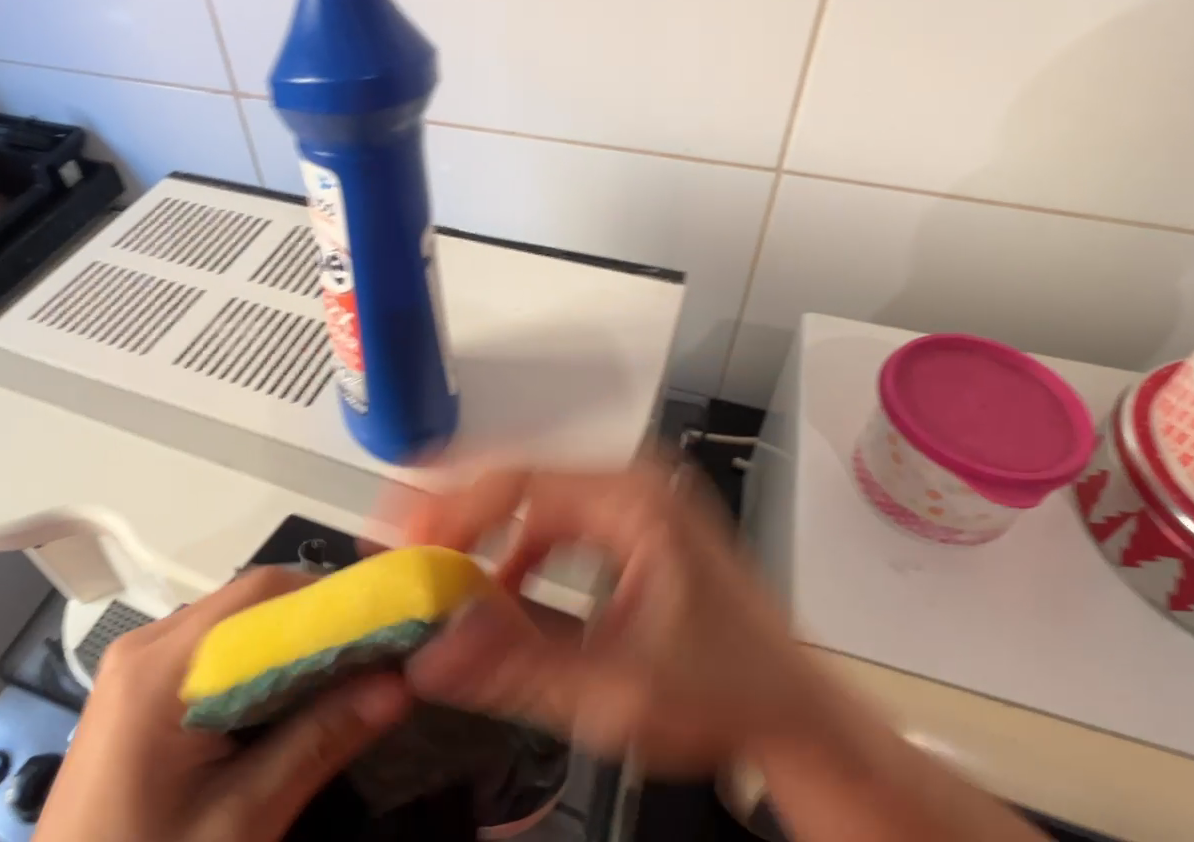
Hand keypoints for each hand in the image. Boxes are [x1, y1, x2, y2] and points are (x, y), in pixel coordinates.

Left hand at [34, 568, 411, 841]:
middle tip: (382, 653)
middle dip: (320, 621)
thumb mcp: (240, 820)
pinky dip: (262, 662)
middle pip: (250, 602)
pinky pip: (214, 652)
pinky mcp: (138, 690)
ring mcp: (136, 665)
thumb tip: (401, 685)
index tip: (393, 625)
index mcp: (161, 667)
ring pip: (237, 624)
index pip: (264, 594)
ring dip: (294, 641)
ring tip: (352, 672)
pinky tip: (296, 696)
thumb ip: (319, 742)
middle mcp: (145, 645)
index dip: (335, 601)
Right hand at [398, 459, 816, 773]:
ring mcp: (636, 503)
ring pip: (531, 500)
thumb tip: (438, 649)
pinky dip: (514, 549)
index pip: (517, 481)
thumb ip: (516, 668)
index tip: (400, 533)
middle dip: (454, 516)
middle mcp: (637, 487)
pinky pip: (554, 521)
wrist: (793, 712)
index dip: (447, 506)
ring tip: (437, 567)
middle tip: (402, 548)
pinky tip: (495, 585)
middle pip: (518, 482)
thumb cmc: (735, 691)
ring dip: (481, 533)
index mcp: (637, 502)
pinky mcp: (631, 527)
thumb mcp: (615, 691)